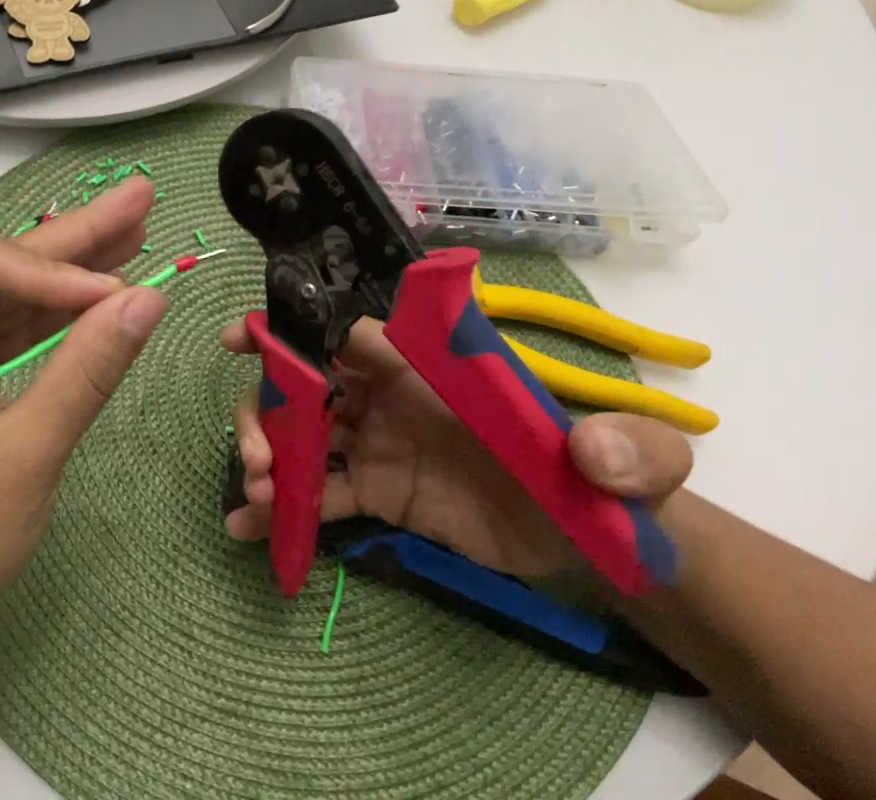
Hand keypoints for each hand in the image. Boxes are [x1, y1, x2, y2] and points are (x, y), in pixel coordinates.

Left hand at [0, 177, 166, 653]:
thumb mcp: (23, 456)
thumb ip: (85, 371)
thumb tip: (148, 299)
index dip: (50, 268)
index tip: (118, 290)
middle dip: (70, 239)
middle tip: (139, 198)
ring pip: (11, 289)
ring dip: (75, 266)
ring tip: (138, 226)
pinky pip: (16, 327)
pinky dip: (65, 310)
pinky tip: (111, 281)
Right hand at [222, 316, 693, 578]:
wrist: (596, 544)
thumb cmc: (608, 483)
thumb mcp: (633, 463)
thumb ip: (626, 450)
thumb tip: (592, 450)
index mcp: (433, 369)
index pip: (352, 334)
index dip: (294, 331)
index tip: (243, 339)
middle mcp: (393, 397)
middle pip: (306, 385)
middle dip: (266, 409)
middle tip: (257, 457)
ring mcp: (378, 445)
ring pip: (301, 436)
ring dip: (267, 457)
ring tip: (257, 496)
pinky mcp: (377, 492)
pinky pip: (318, 494)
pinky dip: (282, 509)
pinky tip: (249, 529)